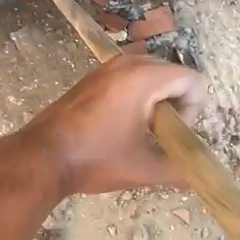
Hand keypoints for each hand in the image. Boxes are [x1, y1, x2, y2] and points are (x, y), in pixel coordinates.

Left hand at [17, 55, 207, 197]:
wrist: (42, 156)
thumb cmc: (95, 158)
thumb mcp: (143, 169)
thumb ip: (178, 169)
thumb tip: (197, 176)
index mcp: (144, 77)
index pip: (192, 79)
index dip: (194, 108)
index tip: (174, 134)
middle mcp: (128, 63)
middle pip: (173, 74)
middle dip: (177, 103)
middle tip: (162, 135)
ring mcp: (108, 67)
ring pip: (152, 74)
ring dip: (157, 100)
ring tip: (143, 132)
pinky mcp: (94, 76)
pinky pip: (131, 77)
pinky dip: (138, 95)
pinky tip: (123, 125)